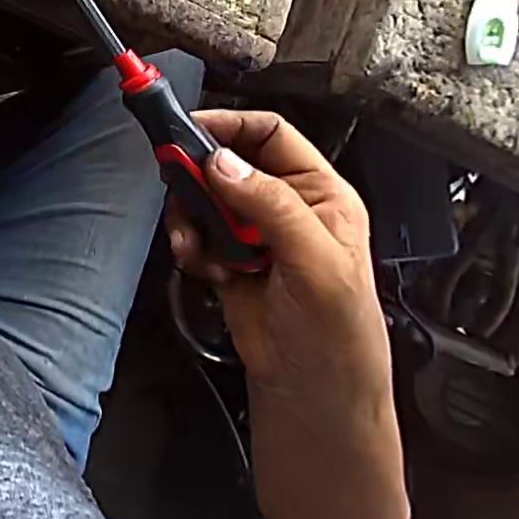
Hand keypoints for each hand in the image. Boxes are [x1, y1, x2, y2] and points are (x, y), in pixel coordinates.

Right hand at [166, 111, 391, 408]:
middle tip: (178, 185)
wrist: (313, 392)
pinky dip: (190, 244)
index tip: (192, 130)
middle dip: (199, 176)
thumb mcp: (316, 262)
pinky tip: (205, 266)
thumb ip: (271, 205)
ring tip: (193, 243)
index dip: (231, 126)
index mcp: (319, 192)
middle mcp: (284, 204)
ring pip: (204, 197)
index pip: (270, 134)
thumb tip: (222, 163)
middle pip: (227, 163)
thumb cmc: (340, 333)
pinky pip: (195, 231)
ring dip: (190, 216)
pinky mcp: (229, 255)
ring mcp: (253, 231)